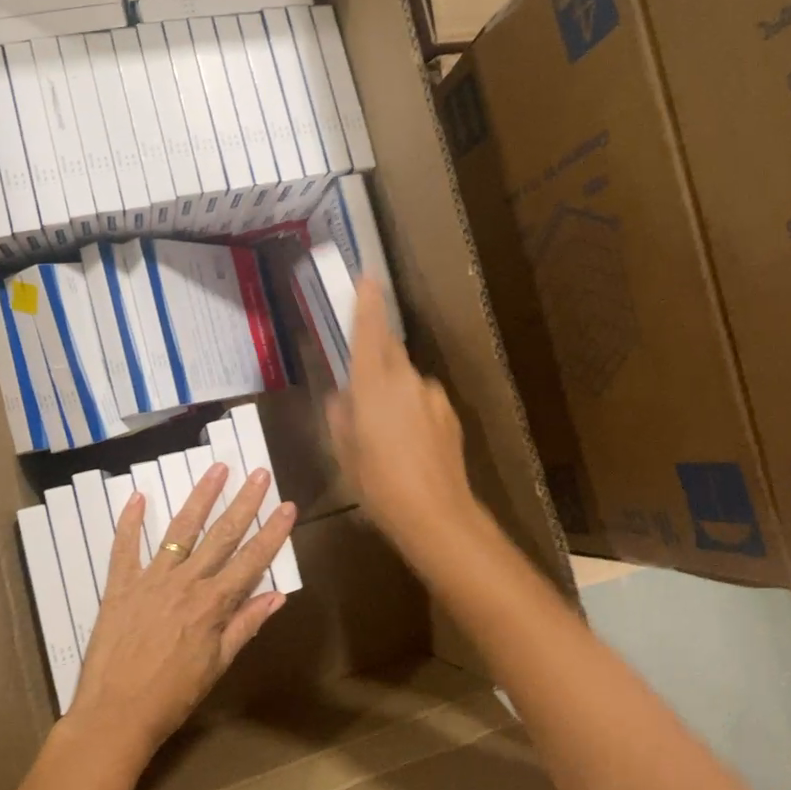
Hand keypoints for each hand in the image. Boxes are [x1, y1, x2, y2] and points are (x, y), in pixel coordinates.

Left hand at [67, 463, 294, 760]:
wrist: (115, 714)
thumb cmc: (172, 696)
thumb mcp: (217, 665)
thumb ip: (245, 626)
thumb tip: (277, 595)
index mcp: (212, 604)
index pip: (251, 560)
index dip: (272, 533)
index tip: (288, 506)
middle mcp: (185, 583)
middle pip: (221, 536)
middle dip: (244, 503)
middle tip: (258, 473)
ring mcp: (150, 580)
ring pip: (181, 531)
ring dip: (200, 498)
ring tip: (216, 470)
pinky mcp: (119, 586)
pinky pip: (124, 548)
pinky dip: (130, 522)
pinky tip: (138, 497)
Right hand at [328, 276, 480, 555]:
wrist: (434, 512)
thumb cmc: (377, 483)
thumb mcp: (344, 451)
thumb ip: (340, 415)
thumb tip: (344, 397)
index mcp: (371, 385)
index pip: (368, 332)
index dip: (367, 303)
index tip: (367, 277)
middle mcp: (404, 380)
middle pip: (388, 351)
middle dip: (376, 353)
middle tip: (362, 379)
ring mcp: (431, 395)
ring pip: (406, 380)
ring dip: (394, 391)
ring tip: (385, 431)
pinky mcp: (449, 413)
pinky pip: (423, 401)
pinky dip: (413, 411)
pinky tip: (410, 443)